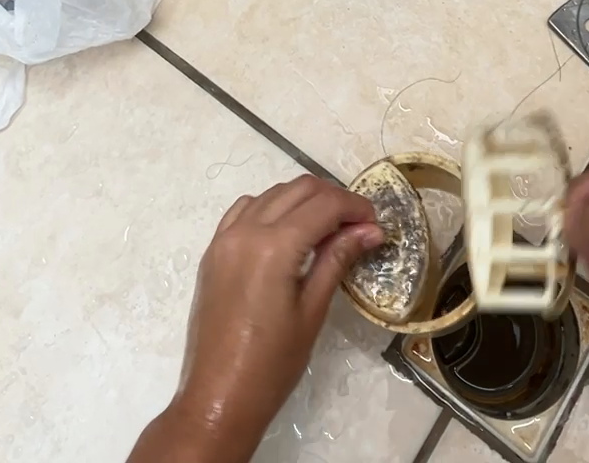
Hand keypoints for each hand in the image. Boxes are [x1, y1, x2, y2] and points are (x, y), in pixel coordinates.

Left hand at [171, 176, 384, 448]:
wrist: (217, 398)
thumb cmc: (271, 365)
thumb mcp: (312, 311)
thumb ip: (338, 259)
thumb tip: (371, 229)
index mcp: (274, 246)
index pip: (324, 205)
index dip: (355, 207)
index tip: (375, 223)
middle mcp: (247, 230)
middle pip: (299, 189)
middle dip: (333, 199)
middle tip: (357, 225)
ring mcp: (225, 237)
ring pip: (273, 194)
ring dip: (303, 200)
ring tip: (327, 228)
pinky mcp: (214, 250)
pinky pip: (245, 209)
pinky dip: (271, 207)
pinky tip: (287, 230)